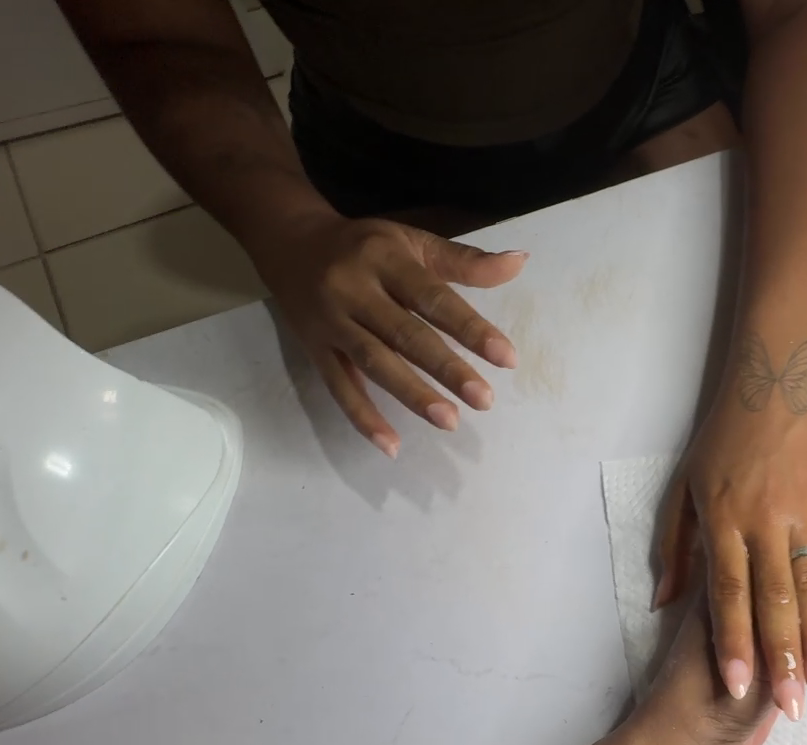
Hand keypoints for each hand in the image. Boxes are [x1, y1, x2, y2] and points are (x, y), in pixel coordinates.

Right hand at [251, 211, 527, 455]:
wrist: (285, 236)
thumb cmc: (366, 245)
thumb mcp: (414, 241)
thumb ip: (466, 261)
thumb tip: (520, 262)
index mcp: (387, 260)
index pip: (434, 298)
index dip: (471, 329)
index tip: (507, 359)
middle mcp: (355, 290)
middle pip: (405, 334)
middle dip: (446, 369)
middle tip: (484, 400)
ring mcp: (331, 322)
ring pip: (374, 362)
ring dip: (412, 395)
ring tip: (449, 421)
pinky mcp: (314, 348)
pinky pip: (338, 387)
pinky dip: (362, 418)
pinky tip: (391, 446)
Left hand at [653, 332, 806, 721]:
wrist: (771, 381)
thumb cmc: (721, 440)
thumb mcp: (683, 490)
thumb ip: (675, 548)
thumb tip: (663, 601)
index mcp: (724, 521)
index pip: (728, 593)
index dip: (734, 641)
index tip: (738, 687)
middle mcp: (766, 522)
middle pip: (775, 599)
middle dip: (783, 656)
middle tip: (792, 704)